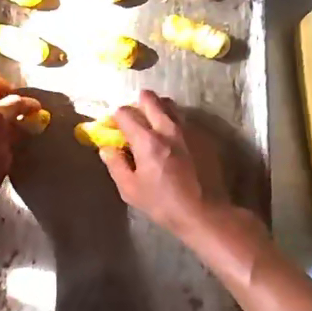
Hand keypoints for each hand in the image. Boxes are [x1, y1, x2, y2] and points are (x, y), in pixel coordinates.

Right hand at [98, 90, 232, 239]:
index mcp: (147, 141)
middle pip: (149, 98)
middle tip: (134, 121)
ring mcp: (189, 130)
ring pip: (170, 104)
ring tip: (154, 127)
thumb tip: (106, 148)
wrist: (205, 212)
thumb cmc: (163, 204)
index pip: (125, 112)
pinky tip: (173, 141)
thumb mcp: (130, 189)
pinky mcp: (204, 136)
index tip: (114, 129)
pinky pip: (184, 119)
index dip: (115, 118)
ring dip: (157, 109)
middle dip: (137, 104)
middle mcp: (168, 128)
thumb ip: (115, 164)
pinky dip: (174, 123)